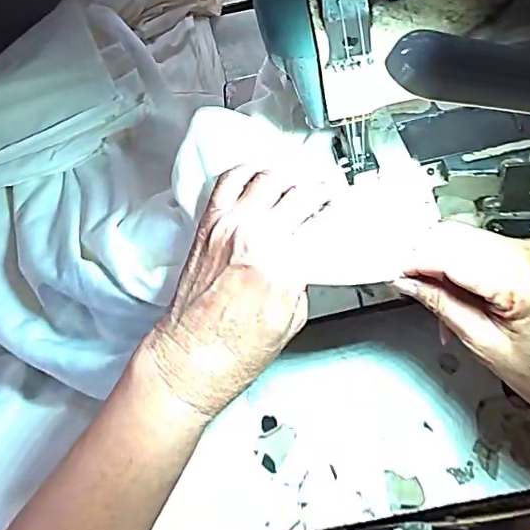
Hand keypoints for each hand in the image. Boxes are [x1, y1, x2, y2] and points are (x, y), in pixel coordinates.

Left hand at [136, 167, 328, 418]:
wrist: (189, 358)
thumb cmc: (233, 351)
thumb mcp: (291, 319)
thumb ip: (302, 276)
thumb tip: (307, 252)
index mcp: (281, 265)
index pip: (320, 219)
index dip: (335, 210)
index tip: (340, 208)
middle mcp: (254, 238)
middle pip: (298, 192)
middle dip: (318, 191)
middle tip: (325, 194)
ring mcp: (228, 226)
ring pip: (267, 178)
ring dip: (288, 177)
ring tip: (297, 183)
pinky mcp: (208, 224)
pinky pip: (229, 181)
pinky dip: (247, 172)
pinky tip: (258, 175)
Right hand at [394, 223, 529, 432]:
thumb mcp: (486, 346)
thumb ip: (443, 306)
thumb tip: (410, 282)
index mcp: (522, 279)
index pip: (451, 253)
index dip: (417, 261)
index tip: (397, 274)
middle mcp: (527, 253)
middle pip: (454, 235)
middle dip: (424, 256)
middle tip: (407, 283)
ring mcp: (527, 248)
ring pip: (461, 236)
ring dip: (437, 259)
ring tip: (431, 295)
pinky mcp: (524, 251)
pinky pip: (475, 244)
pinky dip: (455, 261)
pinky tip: (451, 289)